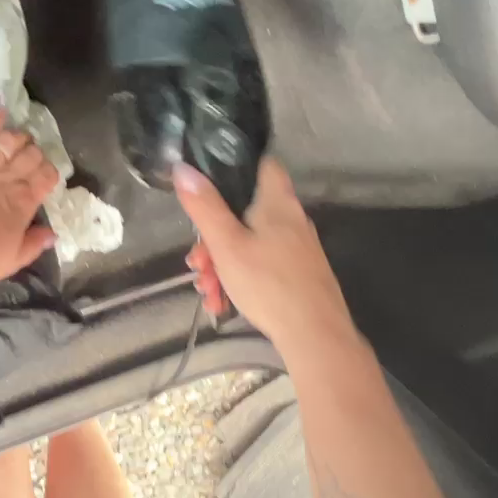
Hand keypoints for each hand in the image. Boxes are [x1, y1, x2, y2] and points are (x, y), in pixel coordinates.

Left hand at [0, 108, 60, 285]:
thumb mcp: (13, 260)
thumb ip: (34, 244)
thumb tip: (52, 233)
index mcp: (24, 202)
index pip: (46, 177)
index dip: (49, 173)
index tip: (47, 175)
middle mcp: (5, 179)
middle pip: (28, 156)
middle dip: (35, 153)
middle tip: (33, 155)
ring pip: (4, 142)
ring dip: (16, 137)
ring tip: (21, 136)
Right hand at [173, 158, 360, 347]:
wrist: (314, 333)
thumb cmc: (268, 283)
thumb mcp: (226, 244)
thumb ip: (204, 206)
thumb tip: (183, 168)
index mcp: (277, 202)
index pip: (262, 164)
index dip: (234, 168)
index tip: (208, 187)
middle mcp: (291, 219)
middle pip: (244, 212)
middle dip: (213, 238)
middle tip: (198, 262)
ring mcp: (296, 248)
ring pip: (249, 243)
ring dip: (221, 264)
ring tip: (208, 290)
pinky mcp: (297, 273)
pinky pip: (261, 265)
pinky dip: (240, 278)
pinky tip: (224, 302)